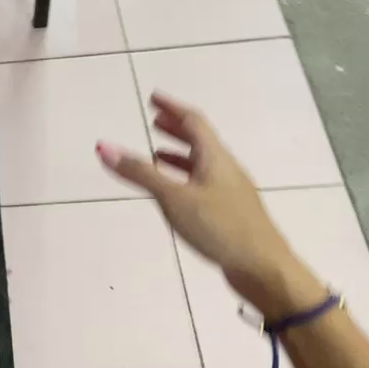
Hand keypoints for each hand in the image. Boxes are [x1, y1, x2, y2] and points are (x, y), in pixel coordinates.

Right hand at [96, 92, 326, 319]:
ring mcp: (231, 191)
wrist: (265, 269)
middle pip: (201, 140)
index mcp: (215, 158)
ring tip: (157, 154)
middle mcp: (226, 169)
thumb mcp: (174, 198)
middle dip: (176, 128)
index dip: (172, 108)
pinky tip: (176, 194)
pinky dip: (185, 178)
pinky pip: (204, 183)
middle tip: (153, 120)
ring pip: (203, 163)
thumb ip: (139, 173)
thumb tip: (103, 146)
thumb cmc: (220, 227)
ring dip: (180, 154)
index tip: (153, 98)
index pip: (193, 122)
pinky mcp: (231, 212)